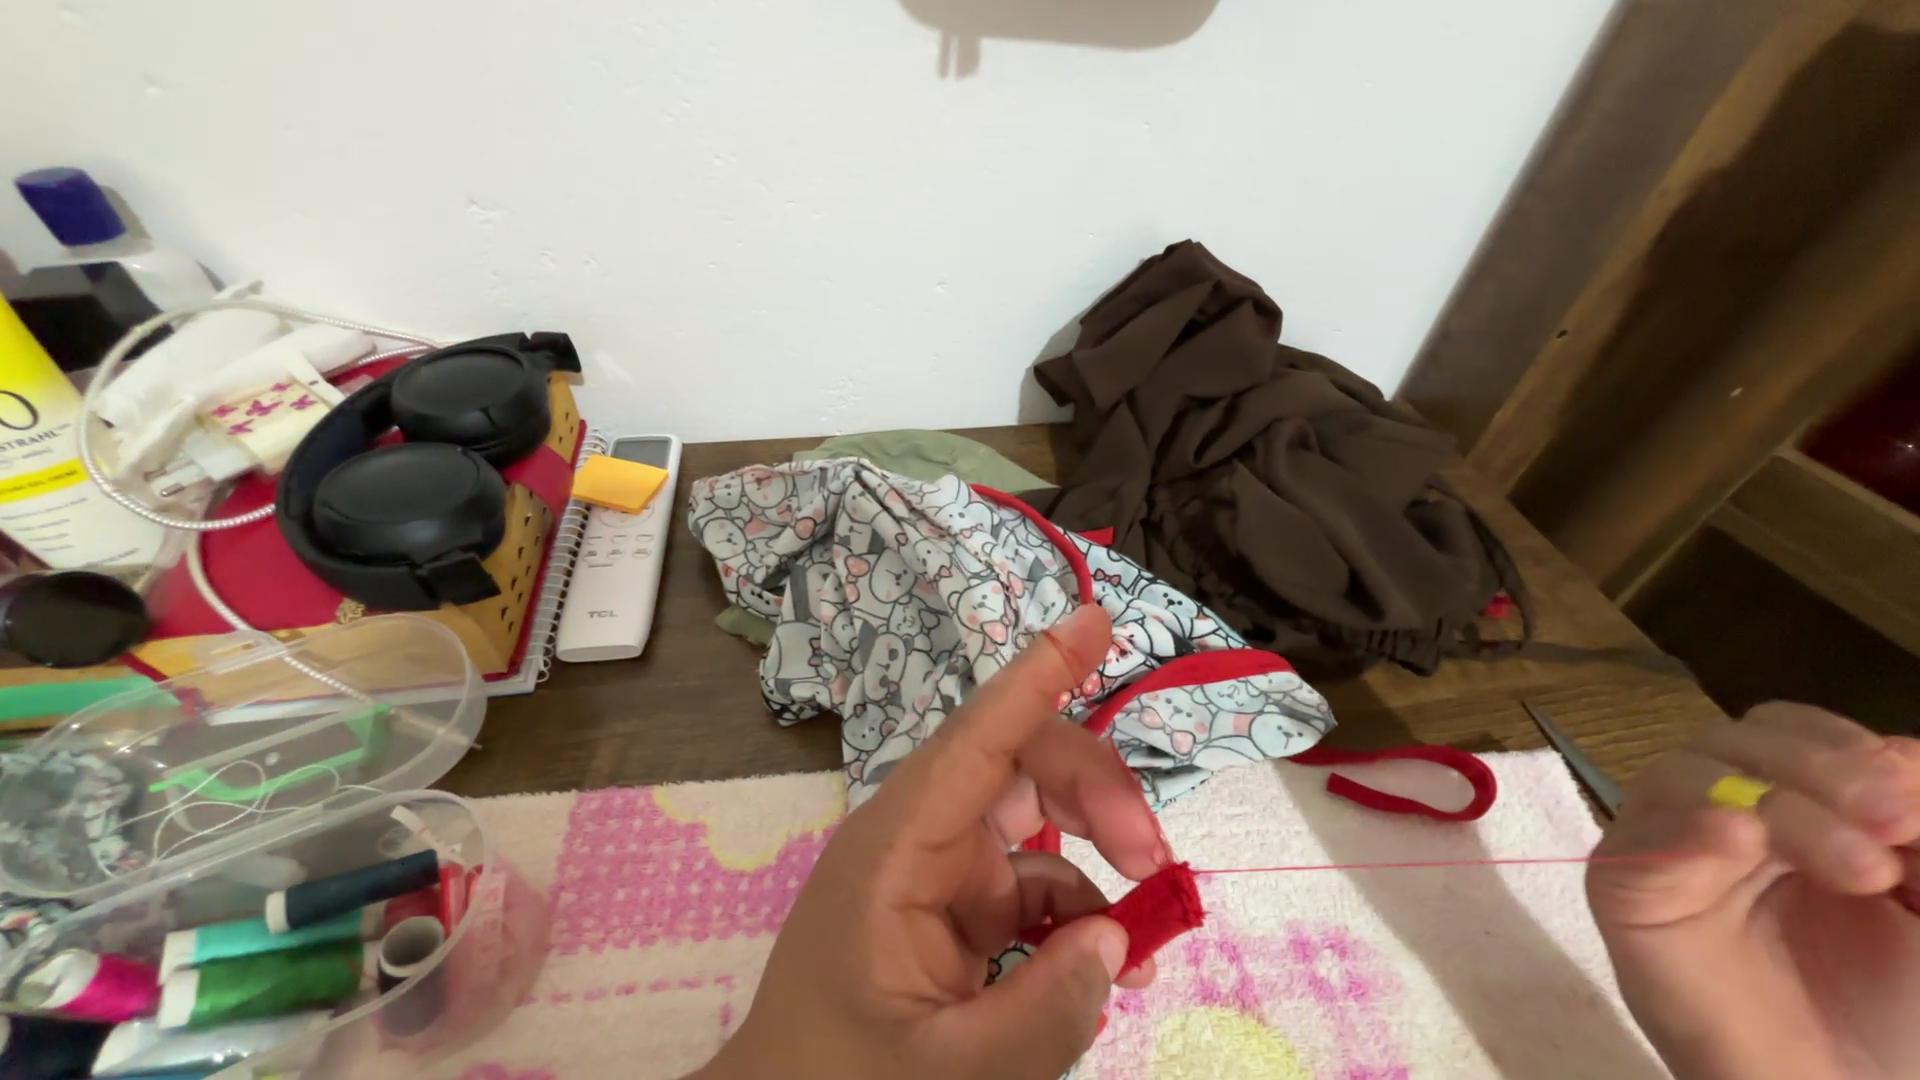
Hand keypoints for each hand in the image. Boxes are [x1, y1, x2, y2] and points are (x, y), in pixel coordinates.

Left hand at [696, 605, 1169, 1079]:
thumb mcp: (943, 1071)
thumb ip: (1041, 1015)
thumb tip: (1118, 939)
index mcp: (896, 846)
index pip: (976, 739)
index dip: (1037, 675)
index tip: (1095, 622)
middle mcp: (921, 835)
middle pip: (1021, 763)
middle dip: (1095, 789)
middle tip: (1152, 856)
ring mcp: (945, 868)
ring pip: (1037, 811)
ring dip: (1101, 838)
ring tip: (1156, 899)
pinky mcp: (963, 904)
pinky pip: (1038, 880)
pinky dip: (1085, 908)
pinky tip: (1119, 957)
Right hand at [1588, 703, 1919, 1078]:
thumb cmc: (1899, 1007)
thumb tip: (1902, 757)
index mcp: (1785, 802)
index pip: (1787, 732)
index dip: (1847, 745)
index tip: (1917, 796)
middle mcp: (1714, 807)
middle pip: (1735, 740)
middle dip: (1822, 768)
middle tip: (1899, 819)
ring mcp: (1659, 841)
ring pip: (1684, 773)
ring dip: (1777, 801)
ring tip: (1860, 867)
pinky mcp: (1620, 884)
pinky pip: (1639, 837)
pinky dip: (1689, 824)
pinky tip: (1739, 836)